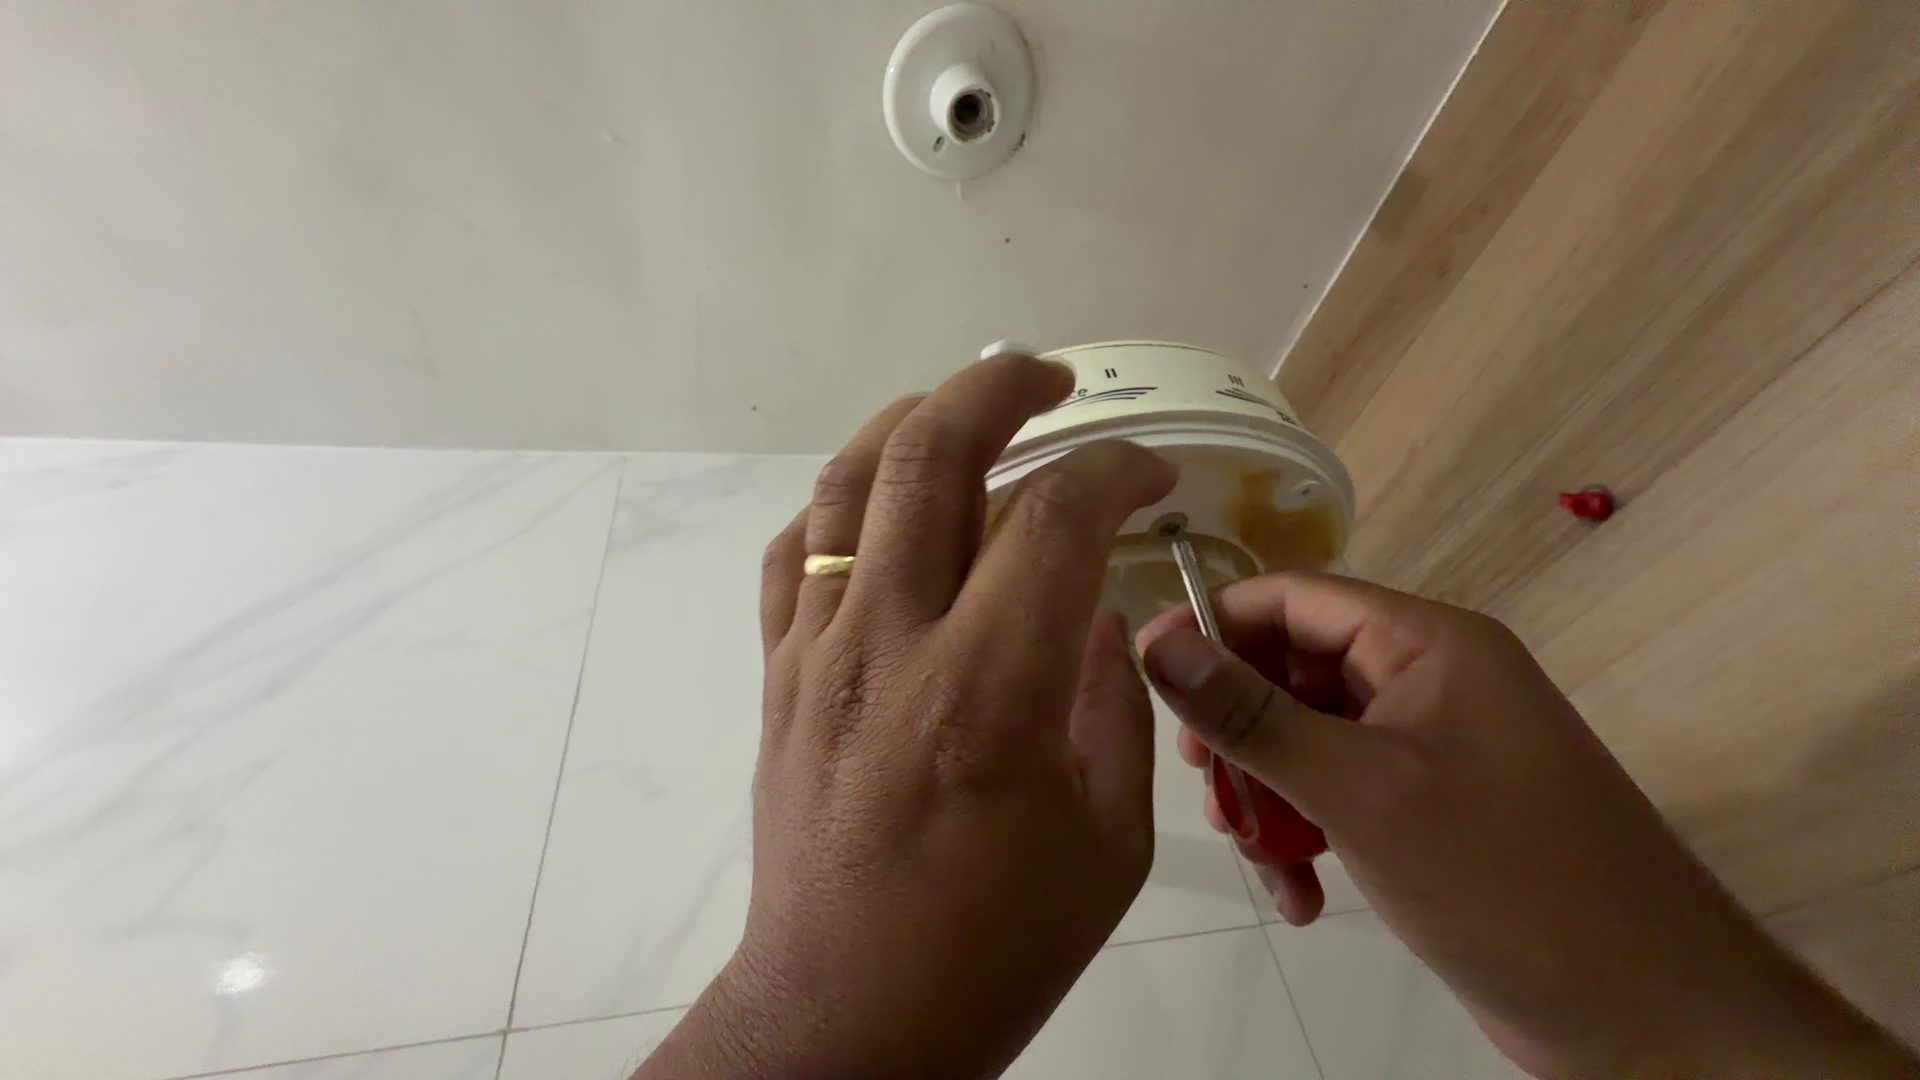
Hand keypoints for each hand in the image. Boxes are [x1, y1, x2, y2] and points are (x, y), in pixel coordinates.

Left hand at [638, 354, 1175, 1079]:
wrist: (846, 1012)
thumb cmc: (994, 942)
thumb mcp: (1109, 836)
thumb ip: (1113, 702)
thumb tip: (1099, 614)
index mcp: (988, 690)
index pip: (1055, 517)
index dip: (1114, 468)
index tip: (1149, 472)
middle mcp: (890, 643)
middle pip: (927, 456)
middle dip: (997, 389)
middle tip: (1047, 377)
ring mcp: (816, 651)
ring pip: (843, 482)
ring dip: (908, 419)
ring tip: (962, 407)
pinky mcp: (775, 674)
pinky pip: (791, 552)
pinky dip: (840, 503)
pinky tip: (881, 505)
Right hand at [1137, 572, 1919, 1077]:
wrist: (1660, 1030)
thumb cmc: (1505, 881)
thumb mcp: (1356, 789)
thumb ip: (1247, 712)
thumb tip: (1152, 638)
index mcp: (1424, 642)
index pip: (1290, 597)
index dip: (1213, 625)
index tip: (1150, 675)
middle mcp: (1425, 678)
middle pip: (1291, 670)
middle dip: (1239, 730)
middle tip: (1203, 783)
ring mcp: (1428, 744)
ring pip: (1305, 737)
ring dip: (1268, 793)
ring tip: (1256, 854)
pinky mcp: (1427, 803)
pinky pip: (1338, 788)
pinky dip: (1306, 831)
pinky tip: (1299, 893)